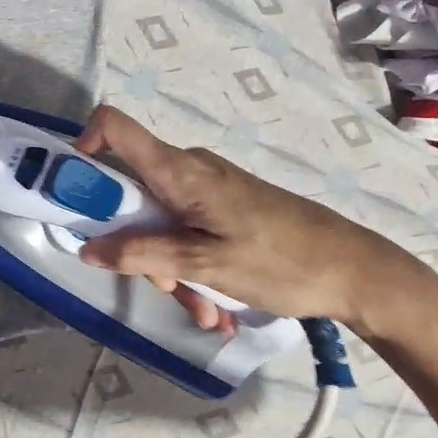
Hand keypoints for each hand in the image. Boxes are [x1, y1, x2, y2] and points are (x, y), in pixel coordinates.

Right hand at [73, 105, 428, 337]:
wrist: (361, 273)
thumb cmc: (282, 262)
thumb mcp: (204, 263)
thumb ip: (142, 254)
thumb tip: (88, 248)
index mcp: (178, 170)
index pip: (112, 126)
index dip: (83, 147)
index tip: (76, 194)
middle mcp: (187, 169)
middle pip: (131, 193)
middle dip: (137, 246)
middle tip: (167, 290)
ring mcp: (206, 187)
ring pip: (159, 220)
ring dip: (170, 268)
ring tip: (206, 311)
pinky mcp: (224, 205)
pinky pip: (186, 229)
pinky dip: (191, 265)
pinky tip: (216, 305)